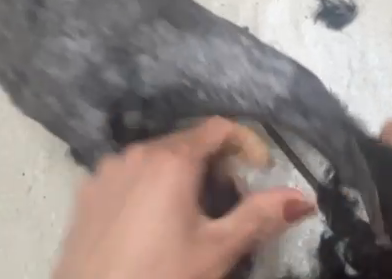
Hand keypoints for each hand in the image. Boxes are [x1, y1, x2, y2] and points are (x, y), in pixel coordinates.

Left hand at [51, 118, 314, 278]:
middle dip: (215, 164)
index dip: (246, 143)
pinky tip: (152, 225)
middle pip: (188, 142)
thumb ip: (259, 217)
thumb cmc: (159, 277)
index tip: (261, 170)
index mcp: (173, 159)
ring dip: (181, 175)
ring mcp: (108, 168)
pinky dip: (148, 187)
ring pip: (156, 157)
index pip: (219, 127)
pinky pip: (128, 174)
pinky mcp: (87, 190)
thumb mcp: (216, 252)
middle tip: (229, 202)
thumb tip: (304, 197)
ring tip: (191, 217)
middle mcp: (138, 151)